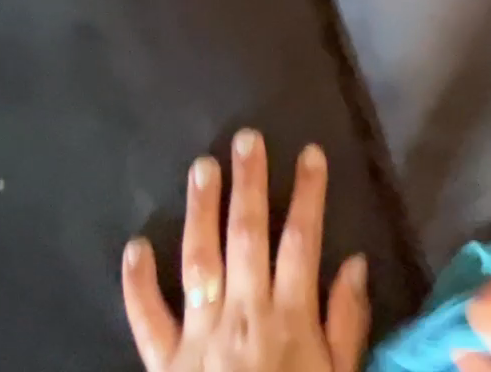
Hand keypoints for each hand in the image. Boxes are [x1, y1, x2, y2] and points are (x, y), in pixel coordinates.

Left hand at [122, 131, 369, 371]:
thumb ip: (345, 322)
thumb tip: (354, 262)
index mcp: (288, 316)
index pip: (302, 239)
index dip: (308, 193)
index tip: (310, 153)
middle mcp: (242, 314)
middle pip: (247, 237)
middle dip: (250, 185)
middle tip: (247, 140)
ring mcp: (197, 337)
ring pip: (199, 262)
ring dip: (200, 212)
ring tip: (201, 168)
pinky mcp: (161, 363)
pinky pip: (146, 320)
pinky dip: (137, 284)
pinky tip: (136, 246)